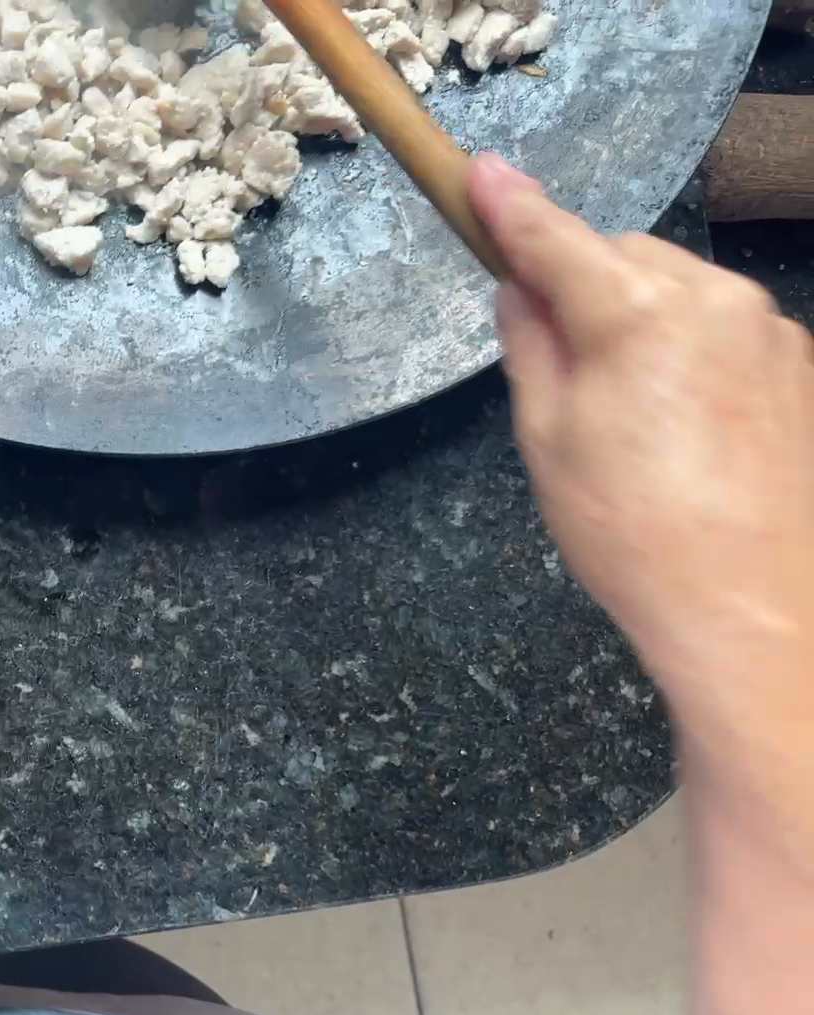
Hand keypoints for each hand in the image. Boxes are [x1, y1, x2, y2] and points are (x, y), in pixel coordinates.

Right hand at [468, 156, 813, 823]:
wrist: (753, 598)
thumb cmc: (623, 520)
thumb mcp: (544, 434)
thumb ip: (531, 348)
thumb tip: (518, 291)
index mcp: (643, 318)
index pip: (560, 243)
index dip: (512, 207)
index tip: (478, 170)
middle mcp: (721, 302)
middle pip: (623, 256)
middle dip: (569, 273)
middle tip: (522, 328)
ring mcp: (771, 331)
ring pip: (670, 285)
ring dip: (618, 308)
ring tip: (587, 389)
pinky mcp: (795, 364)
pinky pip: (711, 322)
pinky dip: (664, 336)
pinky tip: (647, 406)